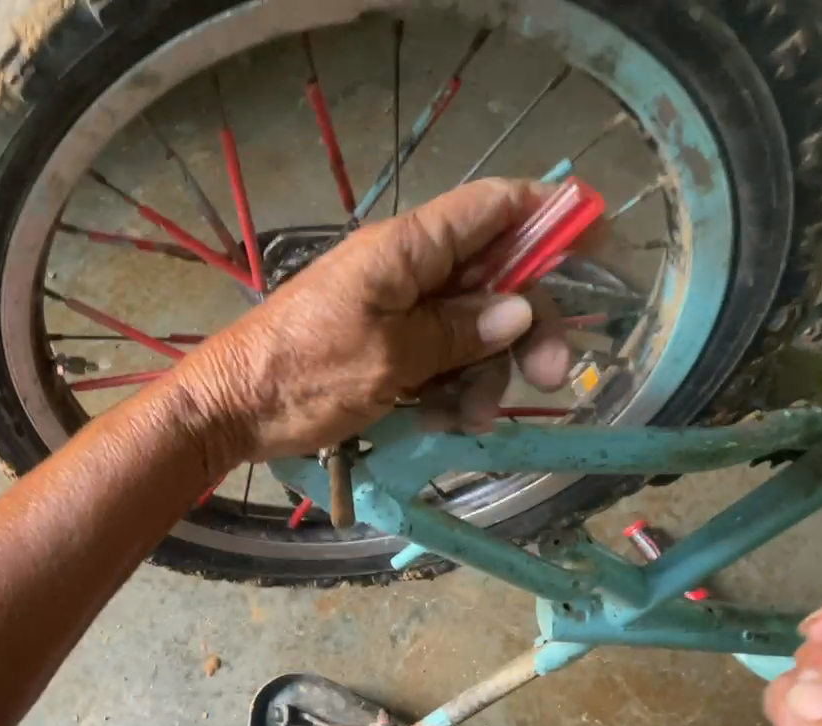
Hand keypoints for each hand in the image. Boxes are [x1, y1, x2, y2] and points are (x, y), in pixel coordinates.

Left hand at [173, 178, 571, 464]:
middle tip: (553, 377)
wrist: (229, 413)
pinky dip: (450, 389)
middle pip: (493, 278)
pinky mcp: (379, 351)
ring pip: (468, 329)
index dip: (548, 220)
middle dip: (526, 327)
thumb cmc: (300, 378)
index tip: (592, 254)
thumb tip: (520, 311)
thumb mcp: (388, 359)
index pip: (493, 206)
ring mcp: (391, 313)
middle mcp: (404, 272)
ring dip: (485, 372)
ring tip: (474, 418)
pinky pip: (434, 360)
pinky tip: (452, 423)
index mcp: (406, 250)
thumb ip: (456, 332)